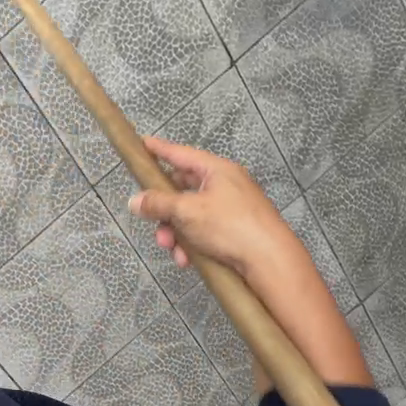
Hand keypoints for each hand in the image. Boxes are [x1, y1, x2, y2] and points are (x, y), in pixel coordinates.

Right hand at [127, 136, 303, 284]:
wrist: (270, 261)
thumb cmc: (231, 226)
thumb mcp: (187, 211)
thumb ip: (157, 204)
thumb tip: (134, 201)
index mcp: (216, 171)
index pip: (180, 153)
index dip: (158, 149)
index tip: (140, 144)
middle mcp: (224, 185)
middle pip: (180, 189)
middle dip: (162, 210)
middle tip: (150, 221)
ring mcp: (229, 208)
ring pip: (188, 215)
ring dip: (174, 232)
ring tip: (171, 248)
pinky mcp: (233, 230)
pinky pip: (201, 231)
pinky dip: (190, 244)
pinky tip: (187, 259)